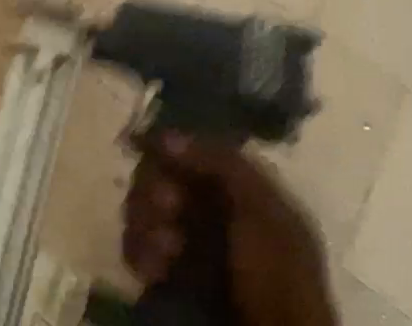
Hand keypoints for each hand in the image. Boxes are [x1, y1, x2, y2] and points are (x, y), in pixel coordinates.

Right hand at [123, 132, 336, 325]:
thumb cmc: (277, 275)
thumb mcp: (263, 212)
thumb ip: (221, 164)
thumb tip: (165, 136)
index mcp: (239, 191)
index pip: (193, 152)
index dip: (169, 148)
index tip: (150, 148)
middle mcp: (210, 210)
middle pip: (160, 176)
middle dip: (153, 189)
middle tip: (165, 207)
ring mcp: (186, 243)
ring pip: (142, 209)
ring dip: (145, 224)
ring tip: (163, 251)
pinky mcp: (166, 273)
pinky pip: (135, 246)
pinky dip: (138, 253)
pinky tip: (152, 270)